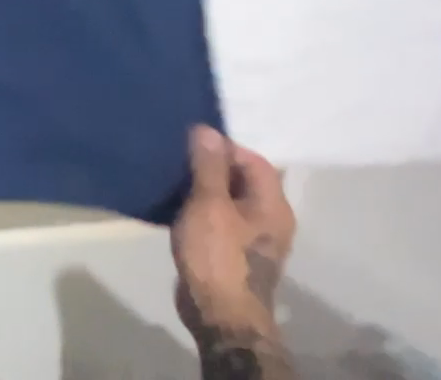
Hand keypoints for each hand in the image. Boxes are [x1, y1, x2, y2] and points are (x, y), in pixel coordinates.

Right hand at [171, 125, 294, 336]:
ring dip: (200, 183)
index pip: (255, 161)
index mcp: (272, 206)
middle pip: (241, 178)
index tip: (186, 142)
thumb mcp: (209, 205)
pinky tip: (172, 202)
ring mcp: (251, 235)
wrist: (220, 310)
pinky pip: (216, 214)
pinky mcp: (232, 247)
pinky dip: (196, 203)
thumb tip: (207, 130)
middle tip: (172, 154)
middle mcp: (268, 218)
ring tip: (167, 174)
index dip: (223, 146)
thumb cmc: (218, 254)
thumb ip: (208, 168)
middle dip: (209, 163)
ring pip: (226, 196)